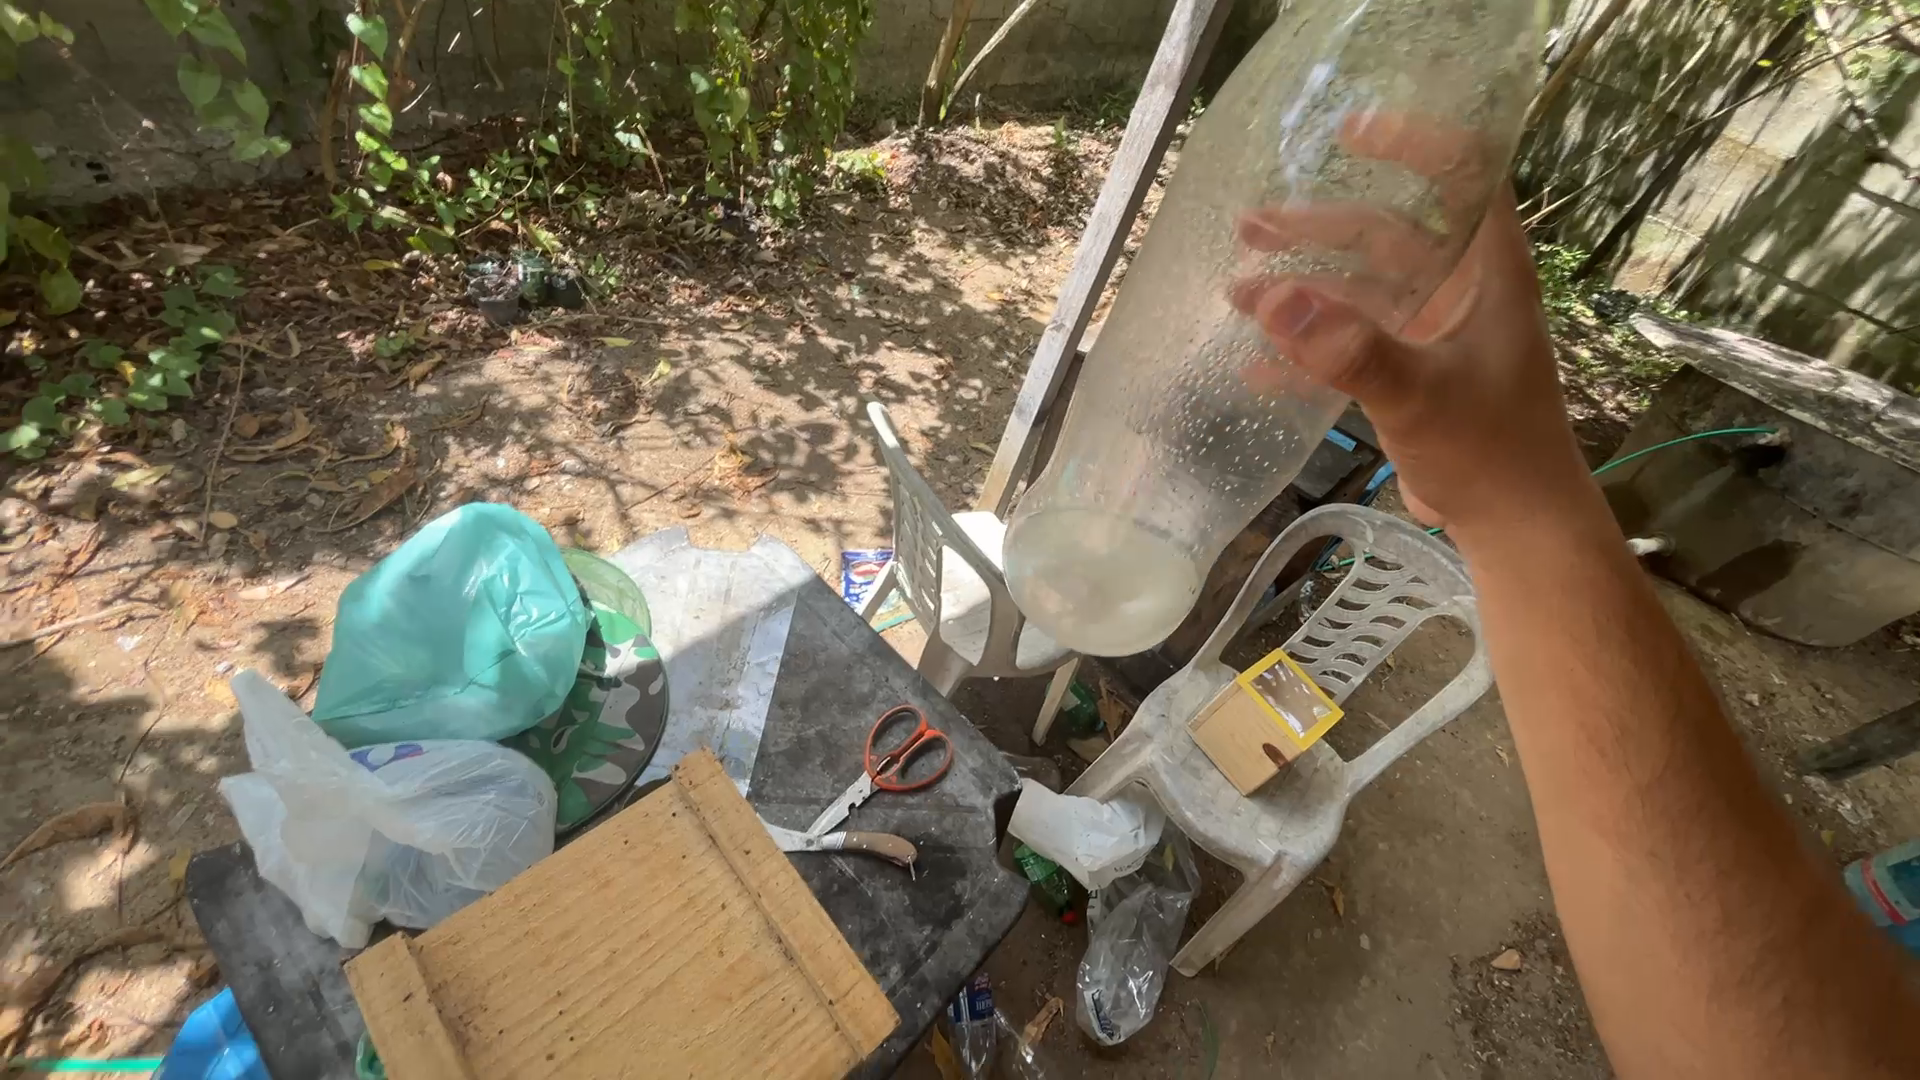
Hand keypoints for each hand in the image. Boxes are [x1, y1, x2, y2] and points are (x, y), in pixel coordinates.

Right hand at [1229, 118, 1593, 537]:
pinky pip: (1344, 348)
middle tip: (1248, 227)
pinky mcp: (1404, 375)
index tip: (1349, 133)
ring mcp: (1426, 335)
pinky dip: (1302, 352)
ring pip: (1353, 294)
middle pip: (1381, 236)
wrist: (1509, 521)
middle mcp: (1455, 292)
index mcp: (1484, 273)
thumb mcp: (1417, 394)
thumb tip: (1270, 301)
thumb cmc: (1488, 450)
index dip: (1411, 144)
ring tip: (1235, 290)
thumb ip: (1347, 350)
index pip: (1460, 176)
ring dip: (1297, 290)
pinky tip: (1255, 365)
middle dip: (1314, 229)